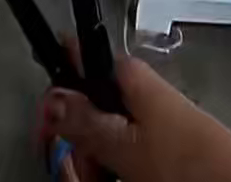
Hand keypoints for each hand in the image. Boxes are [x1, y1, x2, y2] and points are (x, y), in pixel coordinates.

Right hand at [40, 57, 230, 181]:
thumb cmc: (182, 158)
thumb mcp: (126, 145)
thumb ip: (85, 122)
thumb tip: (52, 96)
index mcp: (123, 74)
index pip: (76, 60)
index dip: (57, 91)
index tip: (47, 124)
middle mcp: (130, 89)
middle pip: (84, 110)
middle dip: (77, 145)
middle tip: (86, 172)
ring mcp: (142, 118)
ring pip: (99, 138)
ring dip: (93, 165)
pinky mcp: (153, 144)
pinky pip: (119, 153)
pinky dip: (113, 171)